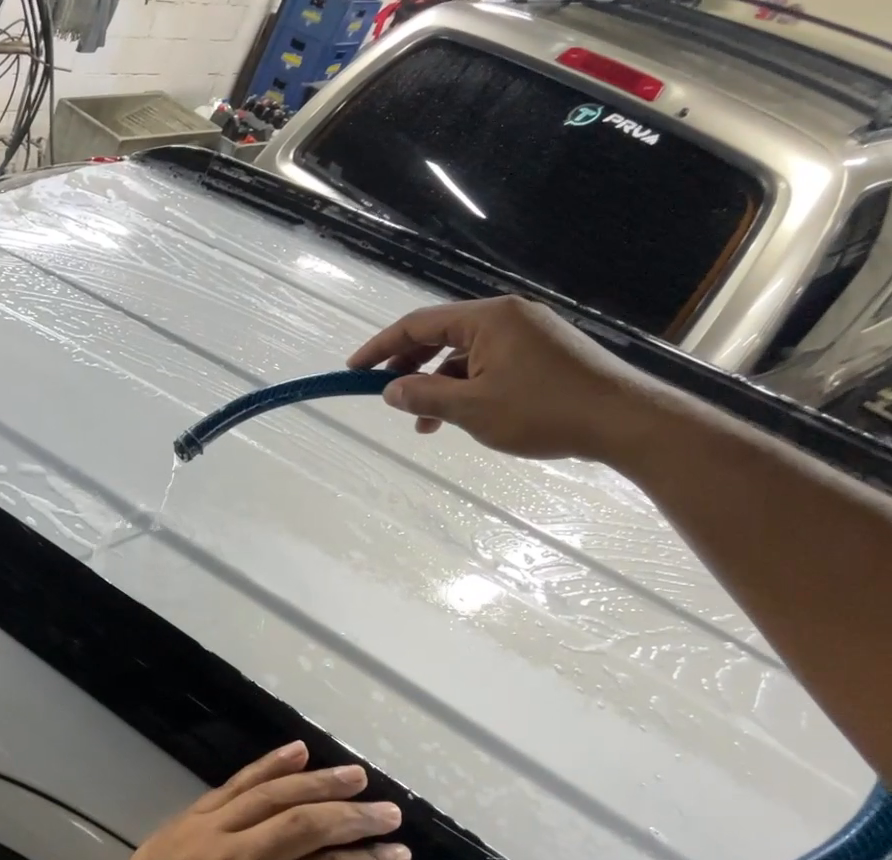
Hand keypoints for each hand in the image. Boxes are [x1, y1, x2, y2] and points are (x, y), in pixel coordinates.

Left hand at [83, 741, 409, 859]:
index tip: (399, 854)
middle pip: (304, 826)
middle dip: (353, 817)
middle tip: (390, 814)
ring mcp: (207, 833)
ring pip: (270, 797)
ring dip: (318, 783)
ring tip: (356, 776)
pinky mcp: (188, 818)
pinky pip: (232, 785)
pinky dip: (266, 766)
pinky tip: (296, 752)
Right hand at [346, 295, 673, 461]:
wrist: (627, 422)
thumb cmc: (544, 411)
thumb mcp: (471, 408)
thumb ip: (423, 396)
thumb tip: (390, 390)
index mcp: (489, 319)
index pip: (418, 324)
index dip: (380, 348)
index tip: (352, 370)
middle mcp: (508, 317)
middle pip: (440, 334)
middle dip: (407, 365)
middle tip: (383, 393)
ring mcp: (529, 334)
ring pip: (463, 353)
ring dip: (436, 383)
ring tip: (422, 420)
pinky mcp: (544, 354)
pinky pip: (488, 363)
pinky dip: (464, 386)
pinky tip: (458, 415)